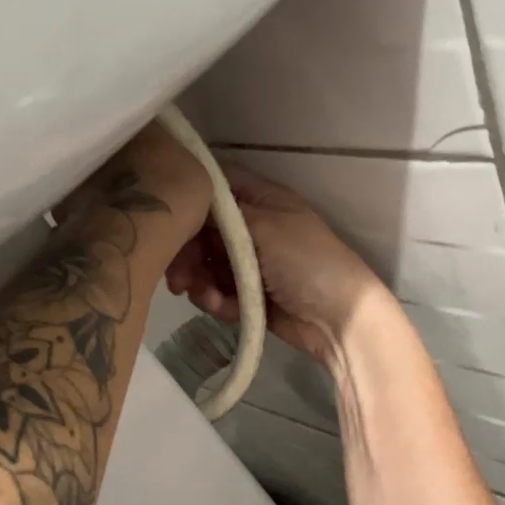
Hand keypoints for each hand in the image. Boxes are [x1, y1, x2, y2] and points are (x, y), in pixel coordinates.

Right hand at [164, 164, 386, 362]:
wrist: (340, 319)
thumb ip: (223, 213)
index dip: (190, 195)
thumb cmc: (306, 261)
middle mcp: (253, 228)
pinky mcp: (250, 297)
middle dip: (186, 253)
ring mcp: (251, 264)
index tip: (164, 215)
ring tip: (204, 297)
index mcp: (262, 200)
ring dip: (200, 282)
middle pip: (203, 231)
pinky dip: (217, 301)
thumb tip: (190, 203)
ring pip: (206, 266)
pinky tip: (223, 309)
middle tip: (176, 277)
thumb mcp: (265, 226)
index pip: (217, 185)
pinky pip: (219, 293)